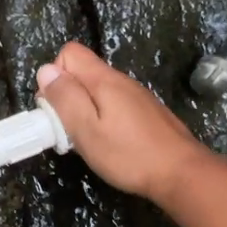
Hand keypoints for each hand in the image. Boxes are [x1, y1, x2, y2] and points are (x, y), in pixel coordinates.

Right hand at [38, 42, 212, 201]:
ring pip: (96, 90)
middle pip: (82, 72)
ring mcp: (136, 96)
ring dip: (82, 110)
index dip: (55, 76)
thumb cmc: (127, 154)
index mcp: (104, 80)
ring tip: (87, 140)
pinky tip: (108, 143)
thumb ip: (65, 98)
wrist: (181, 173)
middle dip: (66, 96)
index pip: (70, 53)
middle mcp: (121, 81)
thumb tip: (45, 70)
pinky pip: (112, 103)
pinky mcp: (145, 111)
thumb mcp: (86, 129)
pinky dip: (101, 118)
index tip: (56, 106)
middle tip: (68, 130)